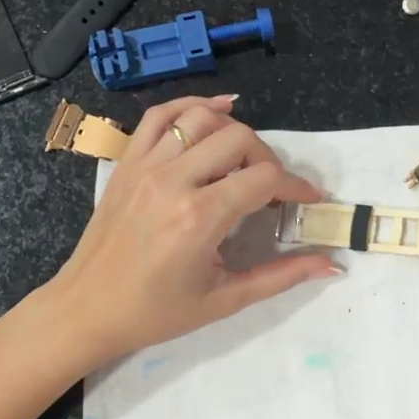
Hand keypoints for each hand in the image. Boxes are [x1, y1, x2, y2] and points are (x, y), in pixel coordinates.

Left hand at [46, 95, 337, 361]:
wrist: (87, 309)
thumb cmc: (156, 312)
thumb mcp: (224, 300)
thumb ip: (280, 277)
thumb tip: (330, 264)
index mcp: (199, 218)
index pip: (264, 179)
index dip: (296, 185)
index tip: (308, 199)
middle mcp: (174, 181)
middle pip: (239, 139)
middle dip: (268, 159)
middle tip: (272, 188)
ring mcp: (146, 166)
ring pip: (201, 119)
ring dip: (234, 131)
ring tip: (245, 158)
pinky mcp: (127, 163)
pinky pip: (158, 116)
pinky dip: (190, 105)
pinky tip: (214, 113)